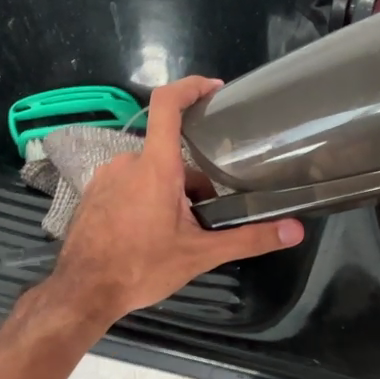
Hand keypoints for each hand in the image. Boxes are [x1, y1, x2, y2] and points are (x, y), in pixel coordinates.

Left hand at [52, 75, 304, 324]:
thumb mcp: (201, 255)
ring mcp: (106, 178)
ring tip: (178, 233)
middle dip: (193, 181)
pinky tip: (148, 236)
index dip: (191, 87)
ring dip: (169, 193)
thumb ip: (249, 239)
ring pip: (150, 174)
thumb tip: (295, 231)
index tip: (214, 90)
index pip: (168, 104)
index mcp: (156, 167)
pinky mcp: (93, 195)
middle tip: (207, 217)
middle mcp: (127, 162)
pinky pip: (128, 187)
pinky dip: (145, 202)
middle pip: (170, 156)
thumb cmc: (141, 268)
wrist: (84, 291)